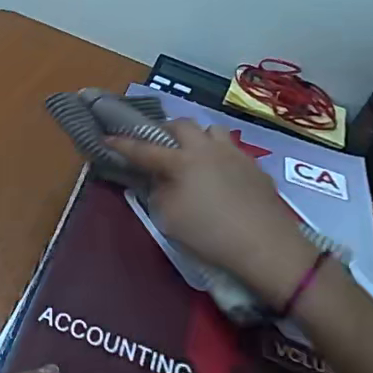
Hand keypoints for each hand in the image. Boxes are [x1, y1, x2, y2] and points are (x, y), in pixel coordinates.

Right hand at [107, 120, 320, 301]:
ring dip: (197, 137)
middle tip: (156, 145)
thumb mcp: (168, 218)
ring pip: (211, 130)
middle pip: (182, 125)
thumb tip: (158, 181)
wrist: (267, 247)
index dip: (122, 144)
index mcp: (181, 161)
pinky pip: (231, 150)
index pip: (144, 149)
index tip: (106, 138)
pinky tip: (219, 174)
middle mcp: (207, 149)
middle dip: (164, 131)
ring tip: (191, 154)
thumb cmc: (209, 234)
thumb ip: (157, 193)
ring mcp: (235, 155)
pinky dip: (218, 155)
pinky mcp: (255, 167)